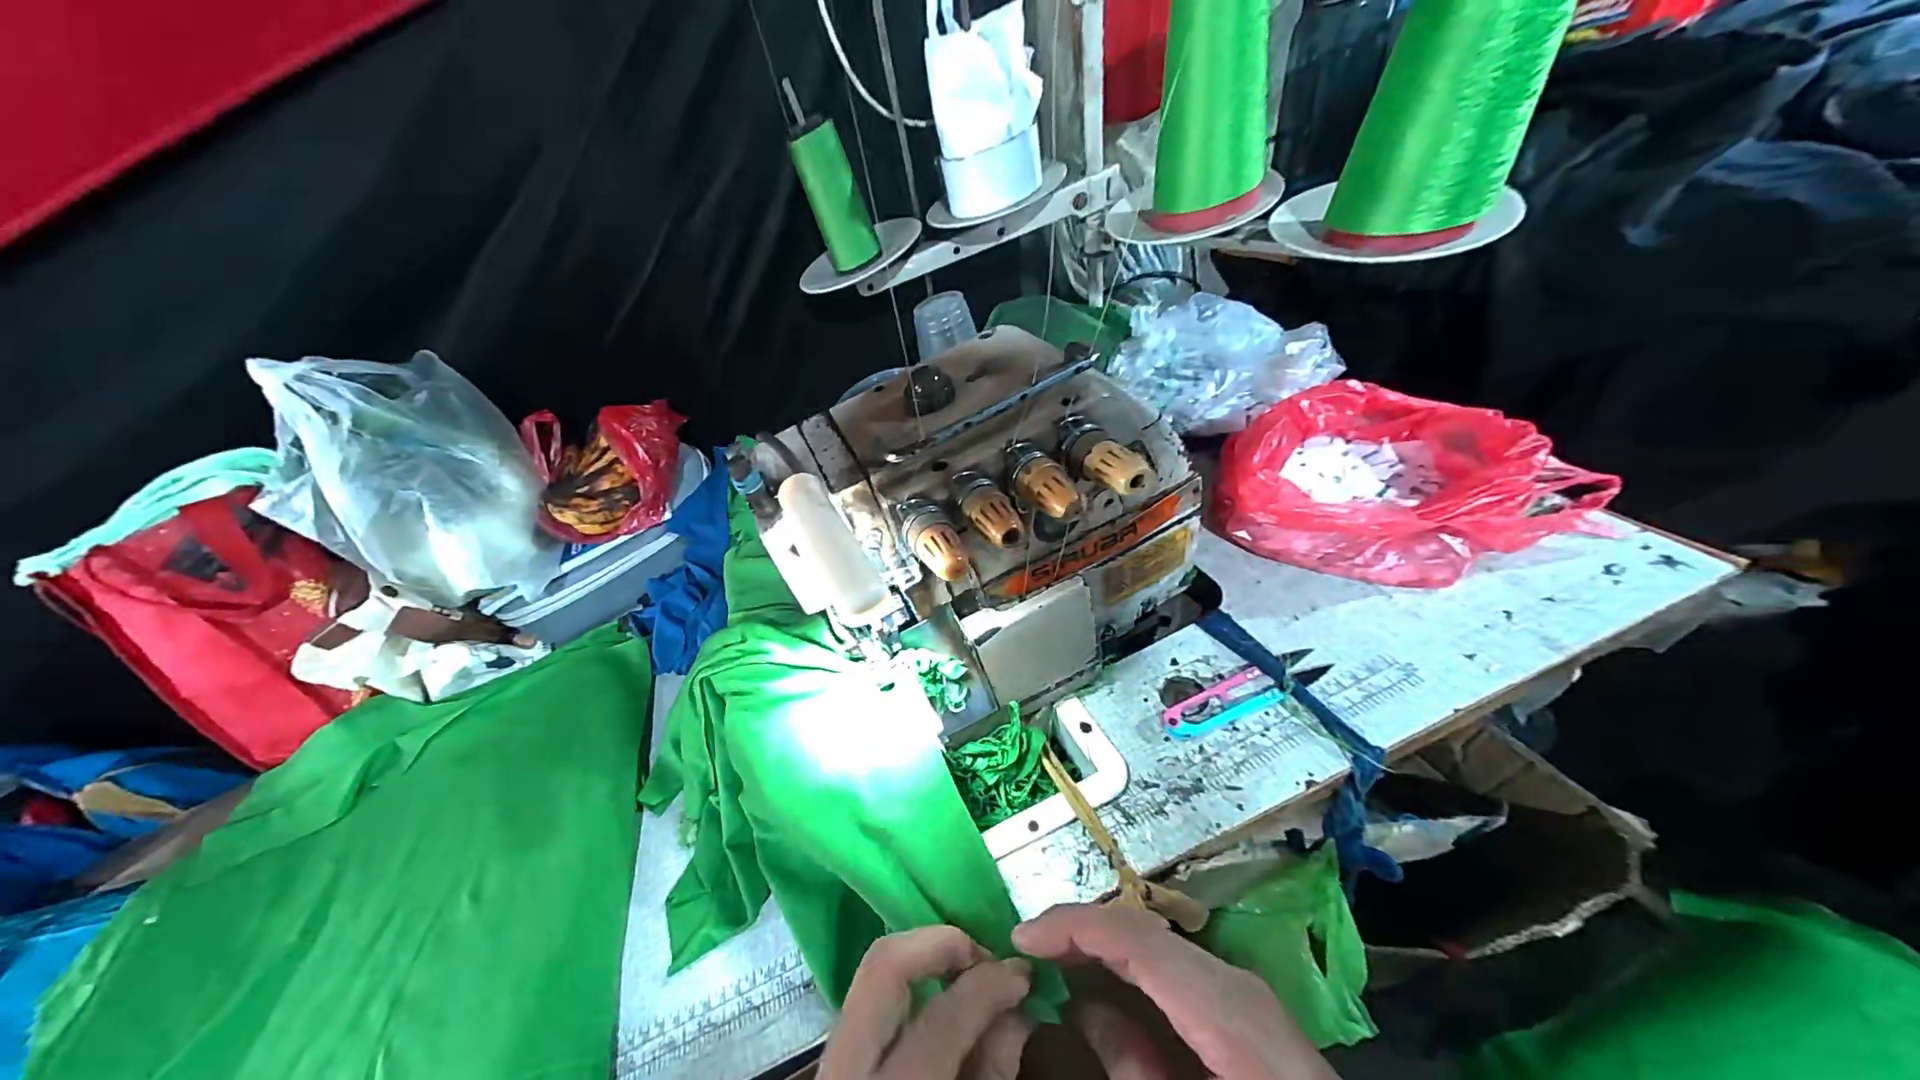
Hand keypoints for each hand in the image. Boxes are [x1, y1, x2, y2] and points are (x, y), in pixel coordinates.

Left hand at [819, 926, 1034, 1079]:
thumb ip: (990, 1073)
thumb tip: (1013, 1015)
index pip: (943, 1018)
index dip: (991, 985)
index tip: (1024, 976)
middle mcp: (845, 1075)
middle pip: (883, 967)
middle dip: (940, 943)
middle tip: (985, 955)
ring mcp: (830, 1070)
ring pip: (870, 977)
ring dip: (924, 962)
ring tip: (967, 975)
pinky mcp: (830, 1070)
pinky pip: (870, 1008)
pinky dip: (909, 993)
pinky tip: (941, 1008)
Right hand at [1013, 904, 1339, 1079]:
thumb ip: (1130, 1065)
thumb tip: (1081, 1009)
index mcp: (1224, 1006)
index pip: (1136, 937)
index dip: (1073, 926)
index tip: (1022, 937)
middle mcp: (1232, 983)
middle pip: (1143, 934)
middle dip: (1081, 934)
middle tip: (1029, 953)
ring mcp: (1241, 993)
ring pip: (1155, 948)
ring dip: (1102, 952)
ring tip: (1052, 969)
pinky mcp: (1242, 1010)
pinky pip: (1172, 974)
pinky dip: (1129, 974)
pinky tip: (1103, 995)